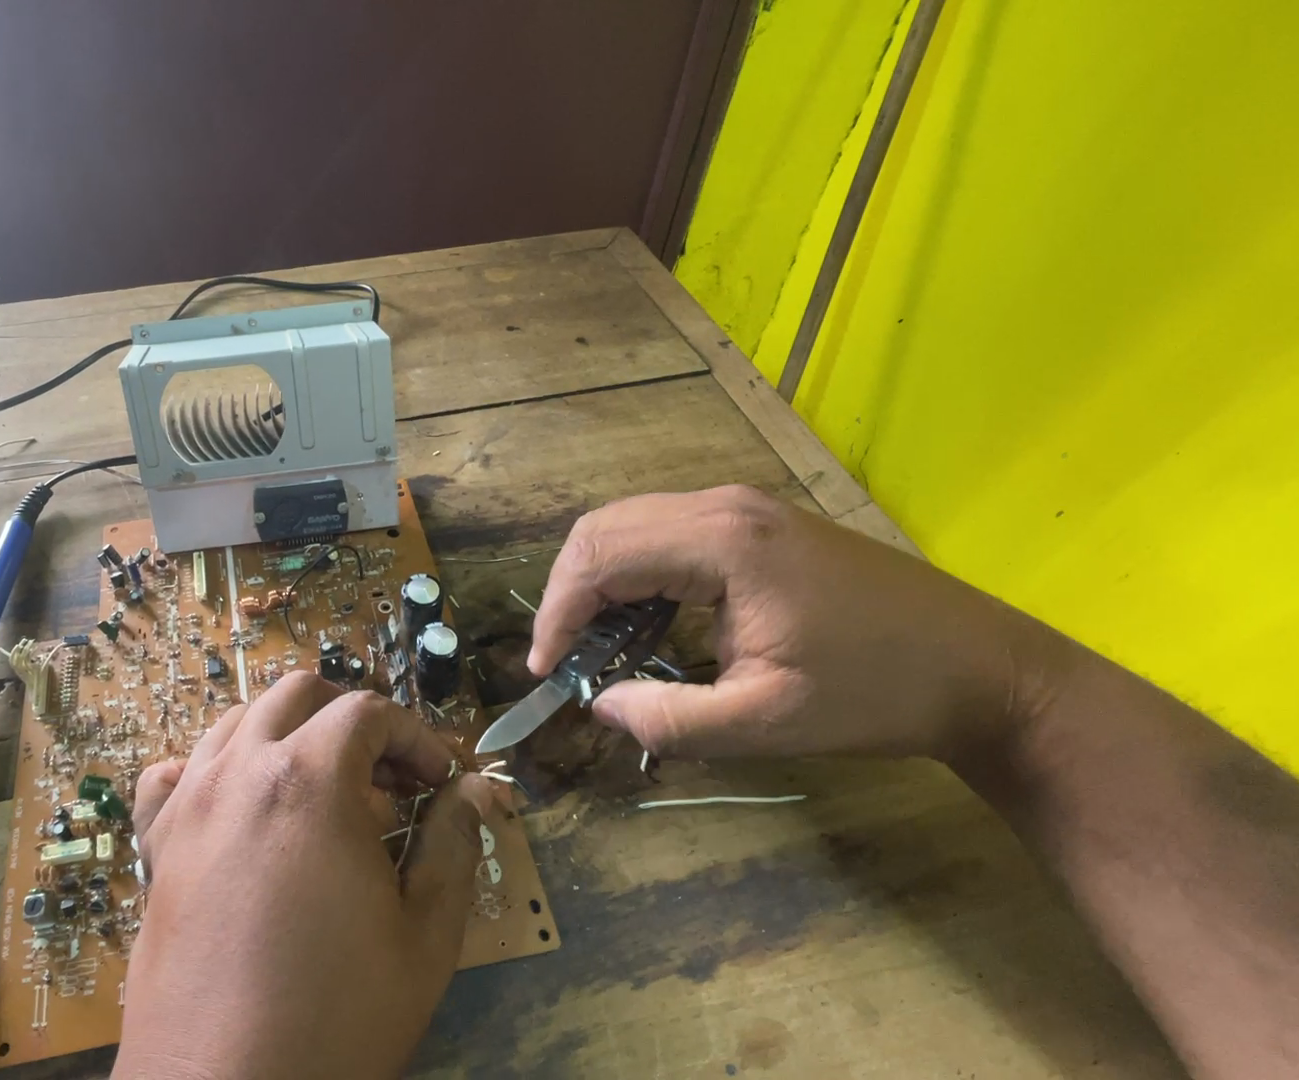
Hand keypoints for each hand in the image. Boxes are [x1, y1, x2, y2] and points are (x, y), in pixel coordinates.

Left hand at [113, 671, 505, 1079]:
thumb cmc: (336, 1014)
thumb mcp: (424, 934)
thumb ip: (454, 843)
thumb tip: (476, 789)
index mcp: (307, 779)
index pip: (367, 712)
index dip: (415, 736)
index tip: (439, 781)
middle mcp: (238, 771)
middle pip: (297, 694)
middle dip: (351, 719)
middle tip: (387, 778)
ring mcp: (188, 804)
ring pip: (237, 721)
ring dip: (288, 736)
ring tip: (322, 792)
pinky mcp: (157, 845)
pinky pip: (174, 774)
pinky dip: (211, 770)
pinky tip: (238, 810)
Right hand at [530, 486, 1051, 762]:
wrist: (983, 670)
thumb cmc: (875, 694)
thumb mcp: (765, 721)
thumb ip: (667, 719)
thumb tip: (597, 704)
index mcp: (722, 542)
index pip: (599, 556)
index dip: (557, 613)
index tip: (546, 671)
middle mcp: (723, 507)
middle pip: (603, 528)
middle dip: (566, 592)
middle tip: (562, 656)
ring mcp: (741, 508)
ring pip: (628, 524)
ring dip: (595, 580)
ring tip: (592, 642)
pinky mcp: (754, 523)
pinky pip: (662, 533)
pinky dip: (631, 572)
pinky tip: (640, 620)